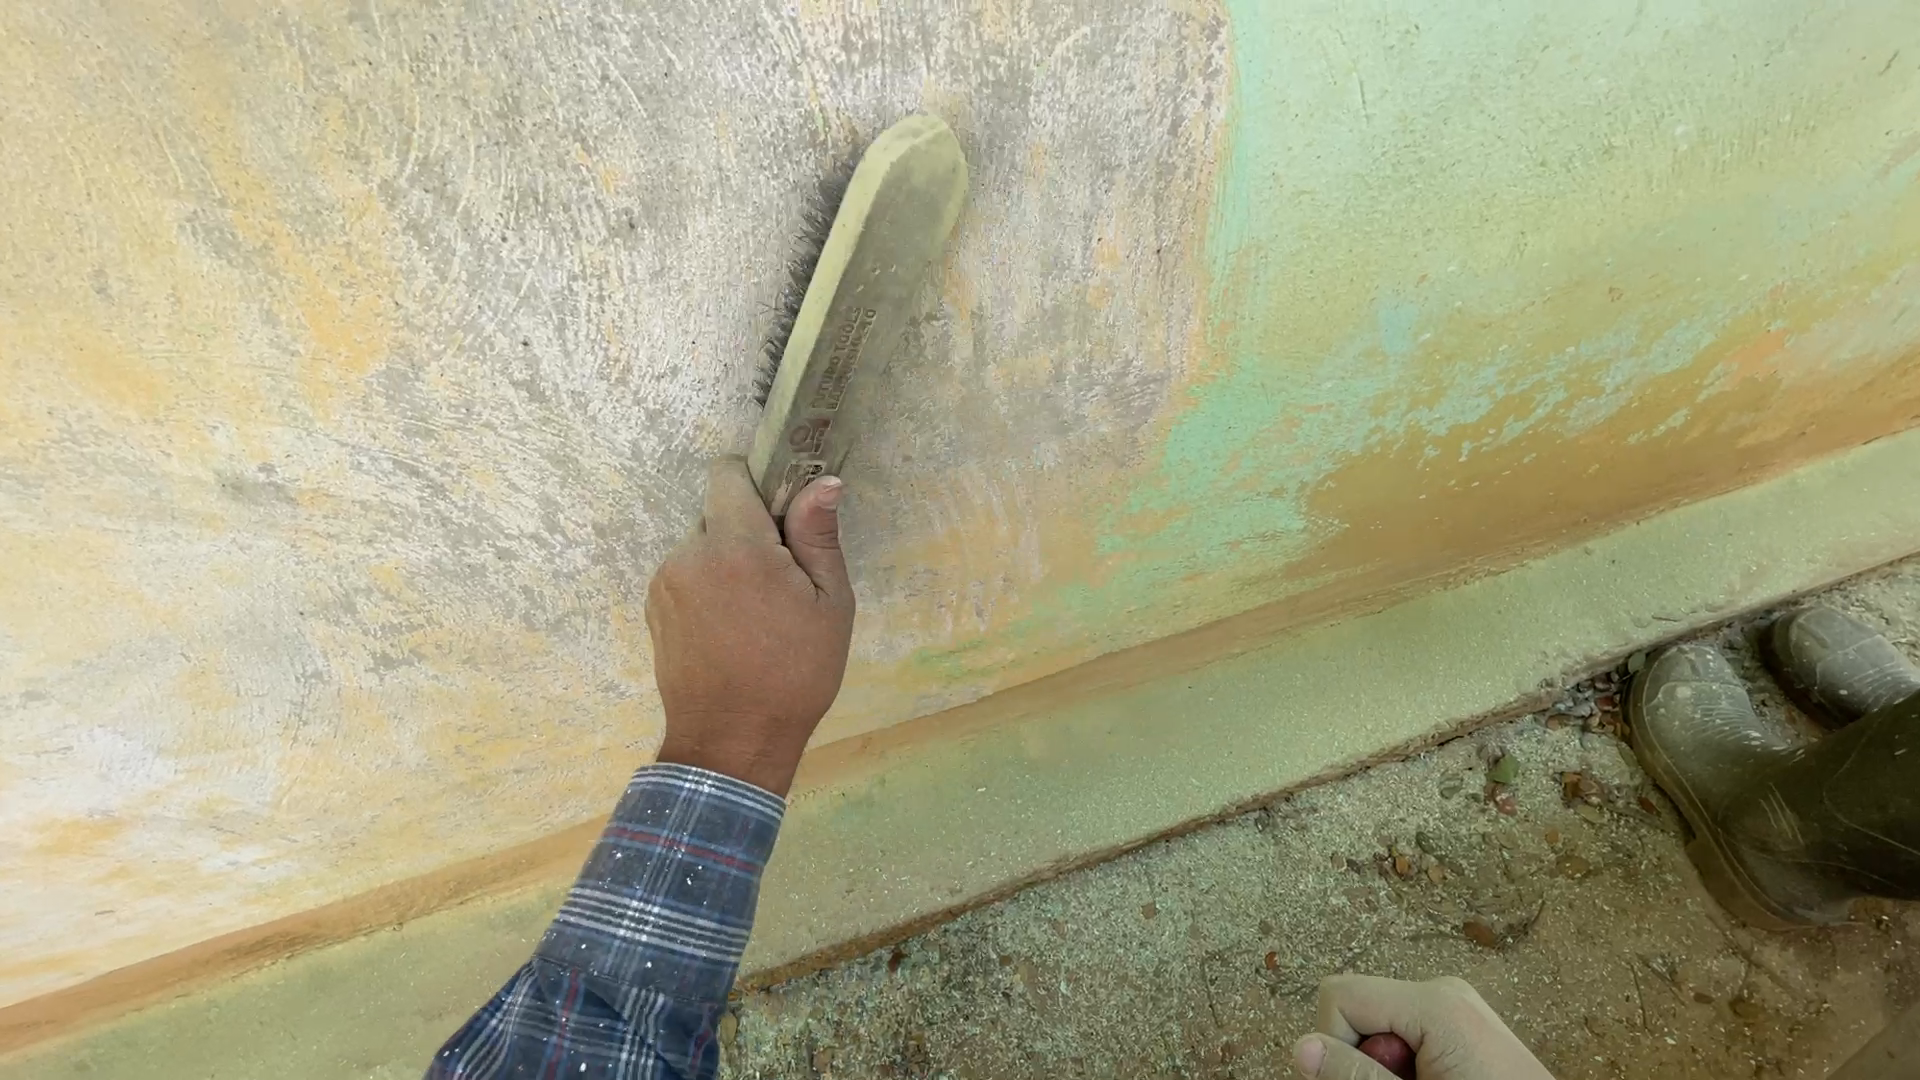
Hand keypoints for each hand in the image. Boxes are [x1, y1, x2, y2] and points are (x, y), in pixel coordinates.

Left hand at [646, 455, 854, 795]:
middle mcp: (688, 555)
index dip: (757, 480)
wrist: (734, 741)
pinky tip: (732, 626)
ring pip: (702, 543)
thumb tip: (824, 481)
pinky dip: (709, 583)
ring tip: (757, 609)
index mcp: (735, 547)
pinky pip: (686, 573)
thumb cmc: (796, 673)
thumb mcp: (830, 604)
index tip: (784, 510)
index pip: (728, 473)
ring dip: (728, 558)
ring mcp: (664, 583)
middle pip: (718, 511)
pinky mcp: (654, 608)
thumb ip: (819, 535)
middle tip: (782, 576)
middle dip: (749, 529)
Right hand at [1293, 975, 1554, 1079]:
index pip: (1340, 997)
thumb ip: (1359, 1077)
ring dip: (1387, 1067)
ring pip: (1380, 1025)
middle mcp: (1444, 991)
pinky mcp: (1465, 1027)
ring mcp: (1458, 1007)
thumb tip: (1298, 1048)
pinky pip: (1408, 1033)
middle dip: (1366, 1060)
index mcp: (1435, 1002)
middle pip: (1359, 1009)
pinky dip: (1408, 1067)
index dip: (1336, 1046)